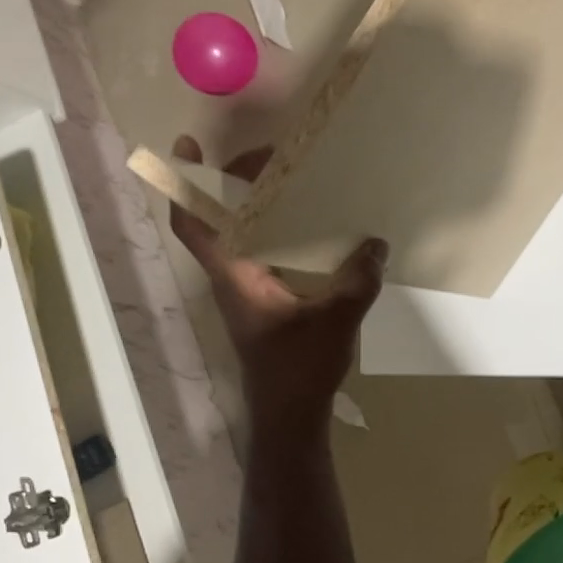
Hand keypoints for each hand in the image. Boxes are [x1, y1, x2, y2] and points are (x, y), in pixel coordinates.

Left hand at [168, 136, 387, 422]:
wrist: (290, 415)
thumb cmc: (300, 367)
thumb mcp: (337, 319)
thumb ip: (358, 279)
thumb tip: (376, 244)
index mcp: (236, 276)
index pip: (194, 225)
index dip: (185, 185)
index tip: (190, 147)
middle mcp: (232, 279)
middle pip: (217, 221)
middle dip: (233, 185)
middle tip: (268, 159)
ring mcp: (246, 293)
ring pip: (239, 237)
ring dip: (255, 208)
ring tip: (289, 183)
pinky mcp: (263, 305)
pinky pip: (261, 255)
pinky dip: (275, 233)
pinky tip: (310, 230)